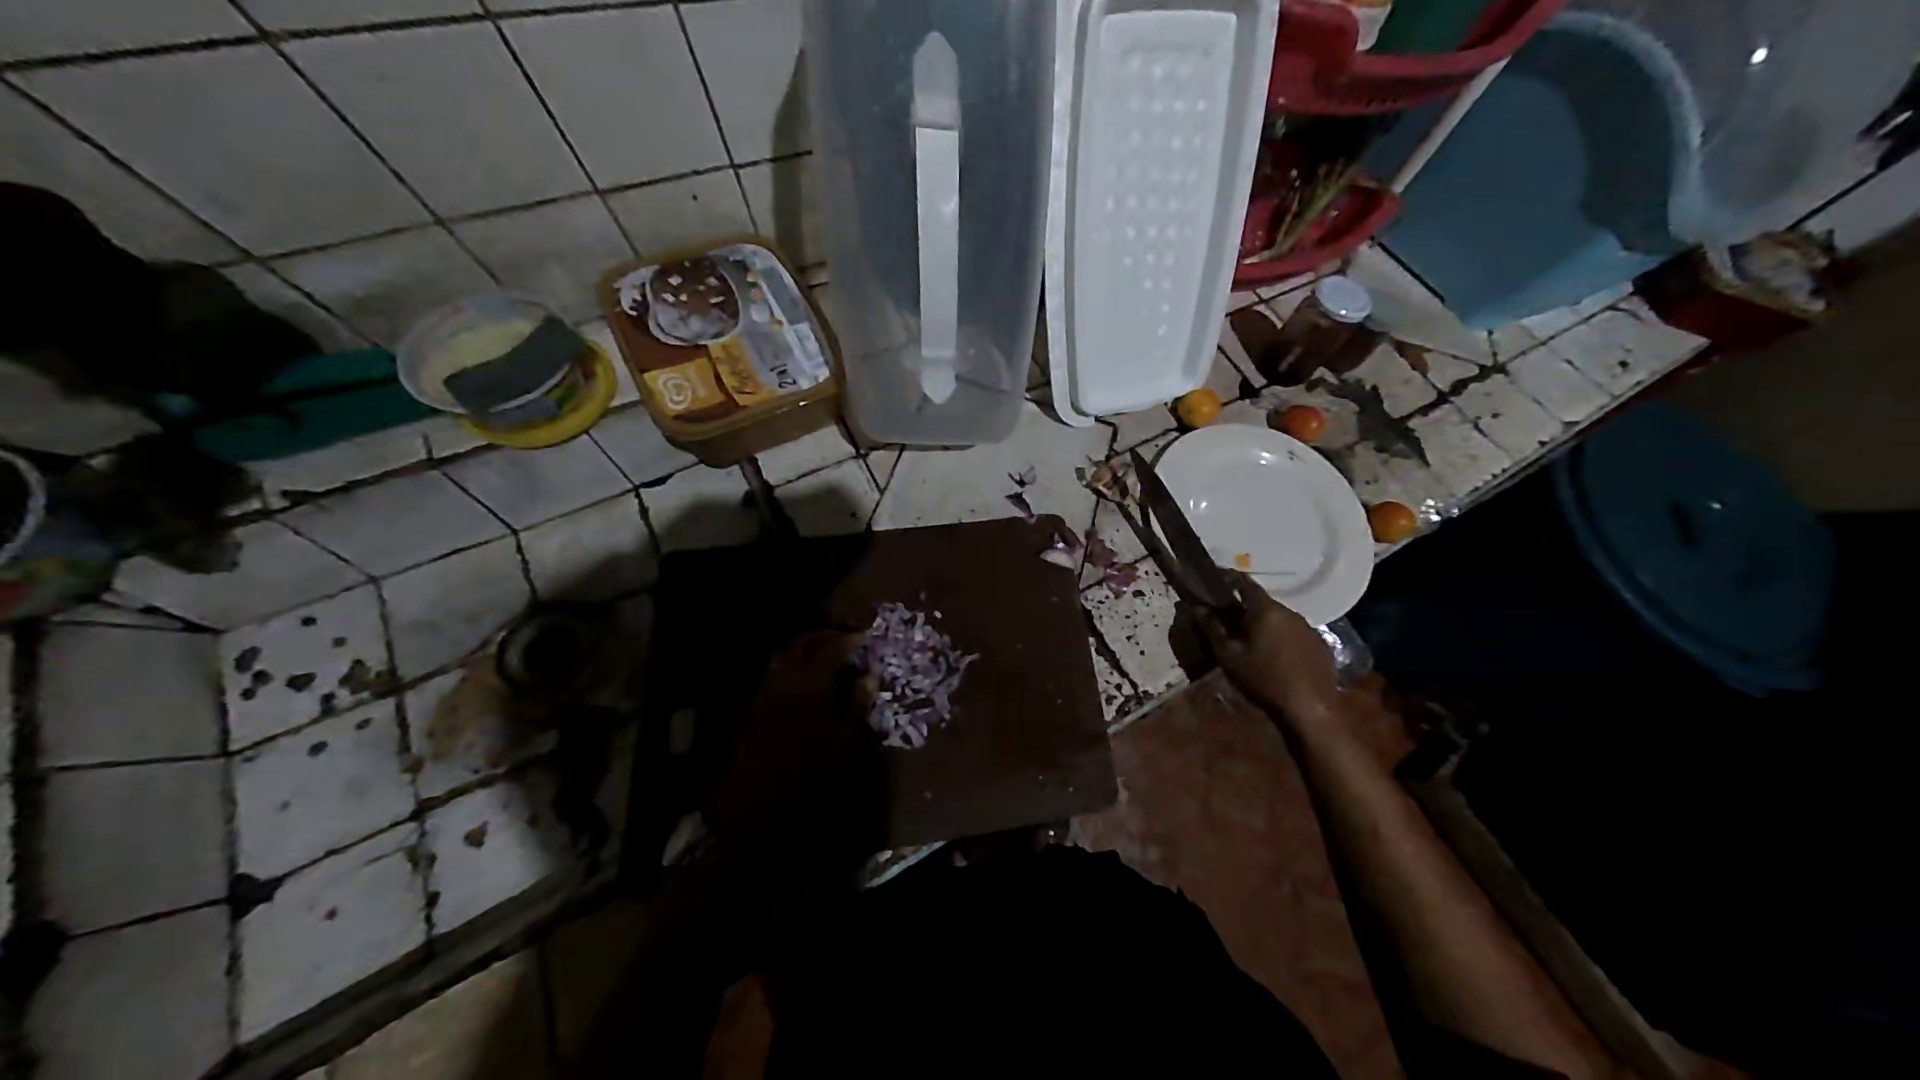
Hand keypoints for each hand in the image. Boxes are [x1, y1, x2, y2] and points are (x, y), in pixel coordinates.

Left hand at [709, 631, 884, 875]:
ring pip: (788, 654)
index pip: (831, 649)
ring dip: (810, 646)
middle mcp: (784, 679)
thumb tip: (869, 676)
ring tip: (832, 653)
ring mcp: (766, 690)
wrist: (752, 803)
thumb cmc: (805, 775)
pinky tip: (811, 676)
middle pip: (805, 643)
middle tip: (850, 638)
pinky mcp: (756, 704)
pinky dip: (797, 663)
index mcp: (808, 685)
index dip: (850, 639)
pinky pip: (779, 670)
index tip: (867, 636)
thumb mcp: (842, 743)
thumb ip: (855, 705)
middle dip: (828, 635)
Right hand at [1198, 571, 1341, 729]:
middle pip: (1262, 601)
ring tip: (1249, 639)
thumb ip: (1212, 628)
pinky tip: (1274, 655)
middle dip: (1244, 606)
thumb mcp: (1229, 656)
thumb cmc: (1264, 680)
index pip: (1244, 582)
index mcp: (1266, 610)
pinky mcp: (1320, 644)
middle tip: (1227, 618)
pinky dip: (1280, 636)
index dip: (1228, 578)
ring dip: (1263, 622)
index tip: (1214, 580)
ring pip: (1279, 617)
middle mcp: (1290, 612)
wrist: (1311, 709)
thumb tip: (1197, 607)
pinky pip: (1294, 632)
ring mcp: (1308, 627)